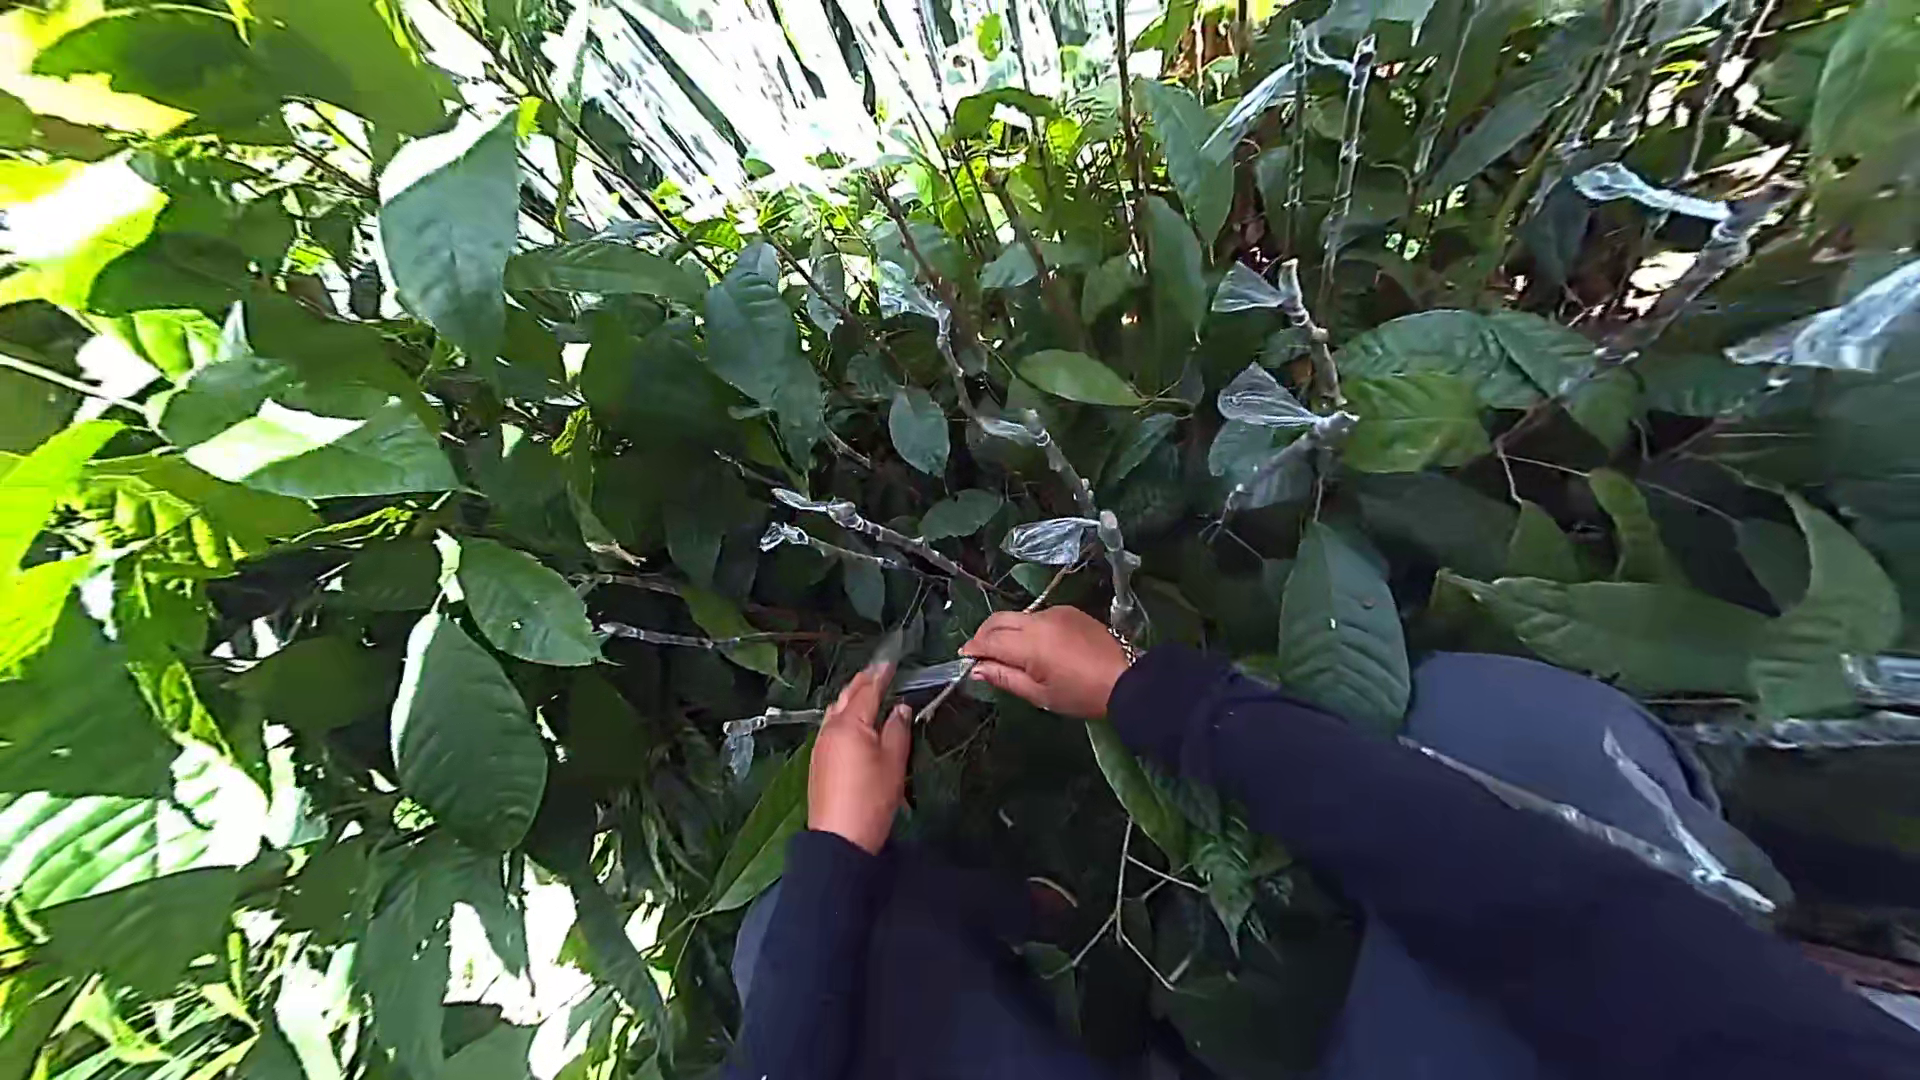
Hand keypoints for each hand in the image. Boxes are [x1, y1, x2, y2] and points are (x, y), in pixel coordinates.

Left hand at [808, 663, 911, 853]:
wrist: (840, 838)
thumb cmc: (871, 798)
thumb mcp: (894, 761)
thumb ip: (897, 728)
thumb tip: (900, 707)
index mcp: (850, 724)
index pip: (867, 691)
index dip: (880, 675)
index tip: (890, 662)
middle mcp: (831, 729)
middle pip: (847, 696)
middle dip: (863, 681)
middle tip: (878, 671)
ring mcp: (821, 745)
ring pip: (836, 710)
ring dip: (851, 696)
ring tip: (866, 690)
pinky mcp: (818, 760)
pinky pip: (831, 725)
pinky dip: (844, 713)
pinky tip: (852, 720)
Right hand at [959, 607, 1129, 719]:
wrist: (1126, 679)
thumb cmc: (1081, 695)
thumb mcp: (1039, 695)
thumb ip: (1004, 678)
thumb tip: (976, 668)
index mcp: (1030, 644)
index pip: (989, 640)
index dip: (974, 648)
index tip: (965, 657)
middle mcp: (1038, 620)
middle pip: (998, 620)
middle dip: (983, 634)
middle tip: (979, 653)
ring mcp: (1055, 612)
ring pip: (1018, 616)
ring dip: (1005, 630)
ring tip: (1006, 651)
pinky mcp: (1068, 610)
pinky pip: (1038, 616)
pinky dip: (1027, 627)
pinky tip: (1035, 645)